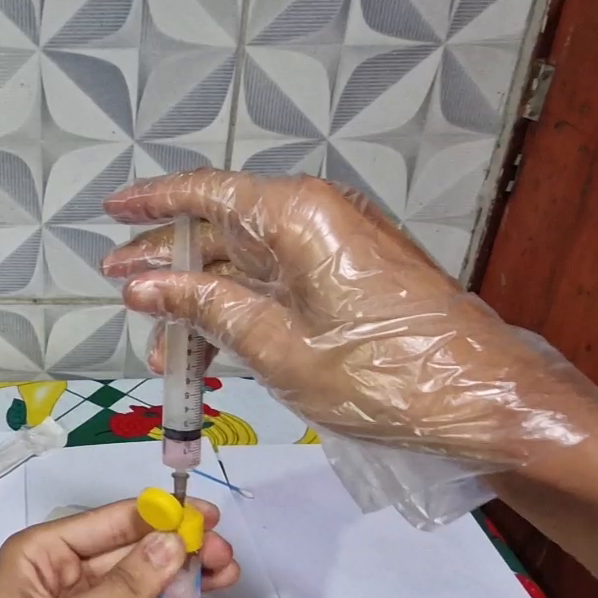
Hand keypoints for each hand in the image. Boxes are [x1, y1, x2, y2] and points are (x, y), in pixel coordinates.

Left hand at [0, 499, 237, 597]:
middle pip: (127, 557)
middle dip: (176, 556)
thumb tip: (175, 541)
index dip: (161, 516)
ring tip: (225, 588)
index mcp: (40, 554)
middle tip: (227, 561)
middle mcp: (56, 579)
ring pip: (132, 596)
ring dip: (175, 594)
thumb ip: (127, 584)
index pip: (110, 522)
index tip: (210, 518)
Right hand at [101, 170, 597, 465]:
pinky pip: (276, 284)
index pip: (208, 193)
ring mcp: (334, 249)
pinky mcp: (347, 278)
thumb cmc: (381, 375)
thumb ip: (204, 307)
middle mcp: (316, 218)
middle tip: (121, 287)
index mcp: (298, 216)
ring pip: (246, 264)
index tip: (112, 211)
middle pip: (224, 229)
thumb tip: (141, 285)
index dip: (153, 202)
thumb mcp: (276, 346)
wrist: (485, 404)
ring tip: (161, 345)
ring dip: (200, 299)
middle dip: (169, 262)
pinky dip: (239, 311)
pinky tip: (208, 347)